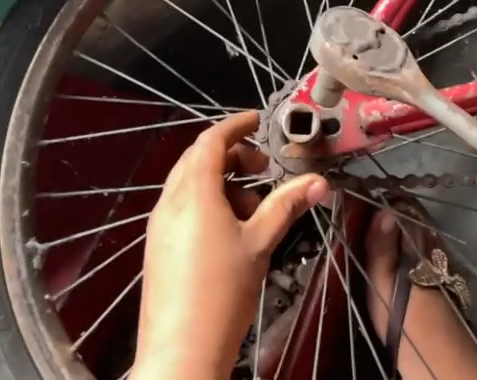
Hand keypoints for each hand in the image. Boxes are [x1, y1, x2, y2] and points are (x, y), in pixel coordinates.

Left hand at [132, 112, 329, 379]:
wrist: (181, 354)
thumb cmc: (221, 294)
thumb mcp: (261, 243)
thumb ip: (286, 205)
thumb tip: (318, 181)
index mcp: (194, 193)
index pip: (211, 140)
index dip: (236, 125)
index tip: (257, 121)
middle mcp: (171, 202)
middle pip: (199, 158)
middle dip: (233, 154)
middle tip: (262, 166)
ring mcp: (160, 226)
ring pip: (190, 182)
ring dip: (222, 180)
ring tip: (253, 205)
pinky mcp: (158, 247)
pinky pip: (183, 206)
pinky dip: (208, 201)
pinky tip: (232, 228)